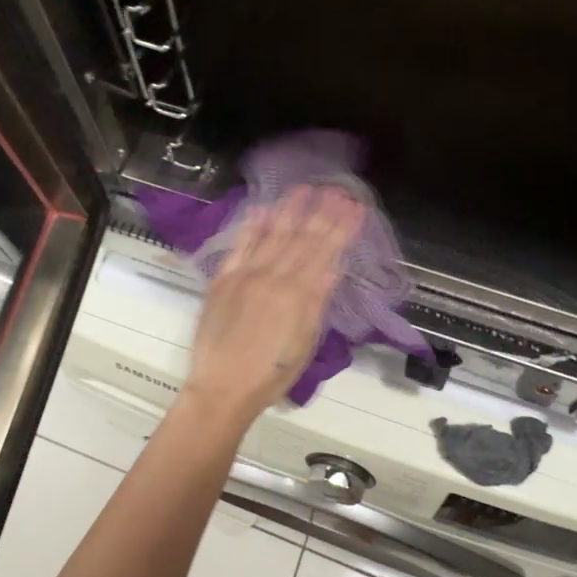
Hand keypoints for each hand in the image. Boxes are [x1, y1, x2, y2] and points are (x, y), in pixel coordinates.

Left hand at [181, 186, 365, 426]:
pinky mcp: (223, 279)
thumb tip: (333, 268)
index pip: (326, 251)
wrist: (223, 387)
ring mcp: (246, 275)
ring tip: (303, 188)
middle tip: (335, 188)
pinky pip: (240, 246)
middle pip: (302, 237)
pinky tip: (261, 209)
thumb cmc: (271, 375)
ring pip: (272, 234)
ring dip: (289, 210)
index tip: (354, 206)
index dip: (341, 227)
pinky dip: (251, 227)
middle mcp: (275, 277)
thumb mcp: (304, 343)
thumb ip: (317, 303)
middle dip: (321, 212)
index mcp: (300, 295)